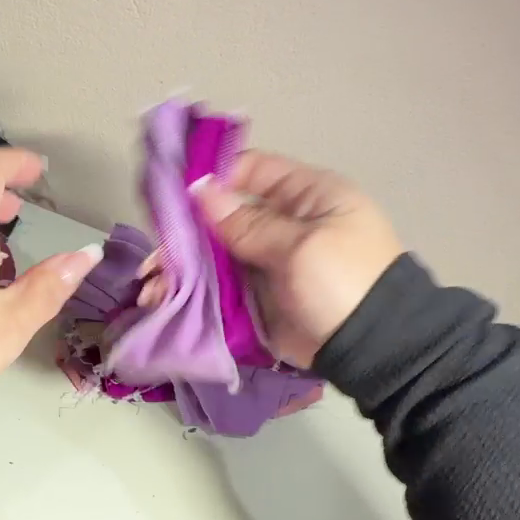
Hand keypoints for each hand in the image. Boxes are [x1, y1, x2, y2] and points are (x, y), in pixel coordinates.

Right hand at [151, 150, 403, 368]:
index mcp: (305, 197)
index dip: (212, 178)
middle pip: (221, 217)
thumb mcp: (300, 247)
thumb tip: (200, 192)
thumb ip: (247, 224)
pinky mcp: (253, 297)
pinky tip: (161, 300)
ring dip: (179, 268)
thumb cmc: (344, 282)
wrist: (369, 348)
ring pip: (211, 256)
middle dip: (183, 234)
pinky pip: (213, 287)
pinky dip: (187, 293)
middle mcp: (280, 224)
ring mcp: (265, 262)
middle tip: (153, 255)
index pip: (250, 170)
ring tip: (150, 287)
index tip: (172, 196)